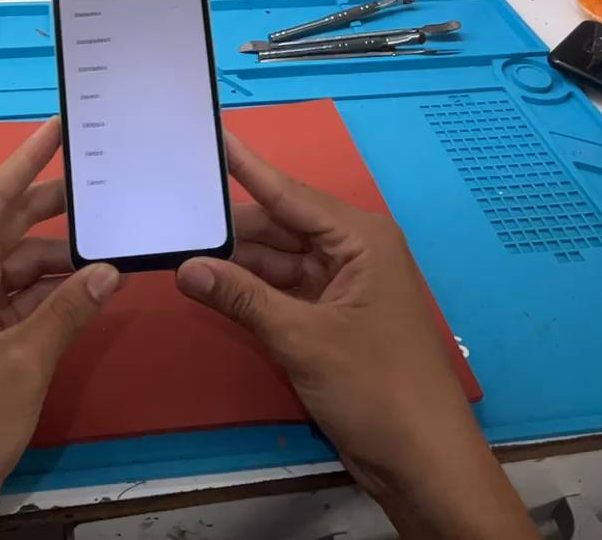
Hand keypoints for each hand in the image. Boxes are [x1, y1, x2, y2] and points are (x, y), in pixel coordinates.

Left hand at [0, 117, 119, 539]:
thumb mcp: (21, 362)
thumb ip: (69, 308)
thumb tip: (110, 270)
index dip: (30, 157)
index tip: (60, 124)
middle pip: (8, 222)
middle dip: (55, 202)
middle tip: (104, 173)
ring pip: (18, 260)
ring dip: (61, 255)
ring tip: (113, 233)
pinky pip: (19, 294)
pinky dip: (53, 289)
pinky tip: (91, 281)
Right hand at [175, 134, 535, 539]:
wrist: (426, 468)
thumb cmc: (377, 390)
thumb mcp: (302, 339)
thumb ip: (241, 298)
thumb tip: (186, 268)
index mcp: (359, 238)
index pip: (288, 192)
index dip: (246, 165)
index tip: (214, 134)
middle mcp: (351, 250)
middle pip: (279, 226)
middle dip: (231, 227)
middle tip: (175, 212)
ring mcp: (341, 283)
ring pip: (277, 258)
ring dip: (236, 261)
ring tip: (181, 246)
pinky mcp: (331, 314)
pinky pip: (283, 287)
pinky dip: (250, 289)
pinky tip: (212, 282)